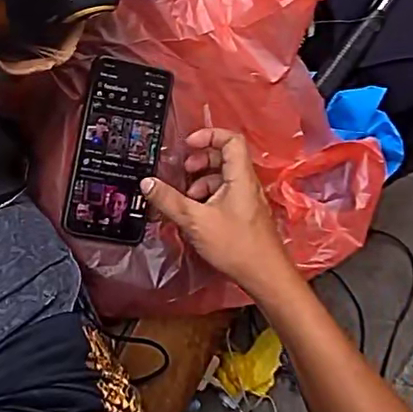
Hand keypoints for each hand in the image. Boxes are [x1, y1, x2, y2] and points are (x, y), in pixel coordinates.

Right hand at [141, 128, 299, 299]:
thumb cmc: (236, 246)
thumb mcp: (195, 221)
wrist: (266, 276)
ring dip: (202, 180)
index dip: (208, 135)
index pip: (231, 140)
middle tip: (184, 170)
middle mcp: (246, 183)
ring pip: (223, 176)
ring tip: (186, 195)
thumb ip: (168, 200)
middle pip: (225, 156)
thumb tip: (147, 183)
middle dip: (201, 159)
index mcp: (240, 177)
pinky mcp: (245, 213)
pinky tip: (196, 211)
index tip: (188, 144)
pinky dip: (208, 195)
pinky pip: (225, 193)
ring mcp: (247, 199)